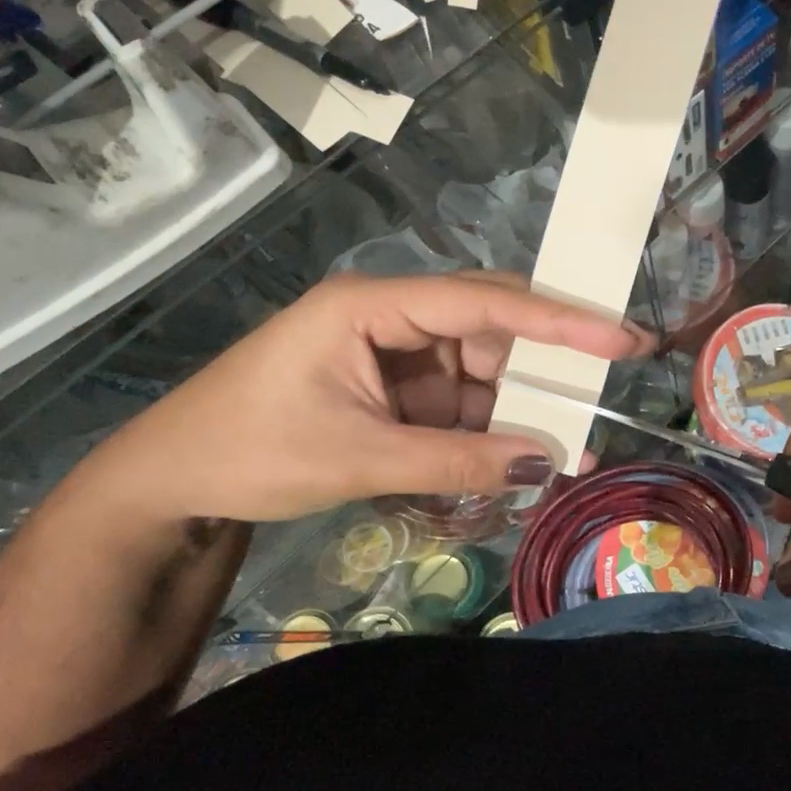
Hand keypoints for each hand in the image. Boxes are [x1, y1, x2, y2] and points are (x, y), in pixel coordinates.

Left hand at [70, 272, 646, 523]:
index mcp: (371, 306)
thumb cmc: (248, 453)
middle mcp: (392, 318)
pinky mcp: (397, 390)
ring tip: (572, 444)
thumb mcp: (359, 458)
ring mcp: (396, 355)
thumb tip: (549, 464)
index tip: (622, 339)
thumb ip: (458, 461)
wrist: (167, 487)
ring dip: (526, 407)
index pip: (483, 303)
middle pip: (493, 327)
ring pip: (486, 369)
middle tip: (612, 381)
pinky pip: (465, 402)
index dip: (560, 321)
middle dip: (551, 362)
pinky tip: (526, 455)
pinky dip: (496, 429)